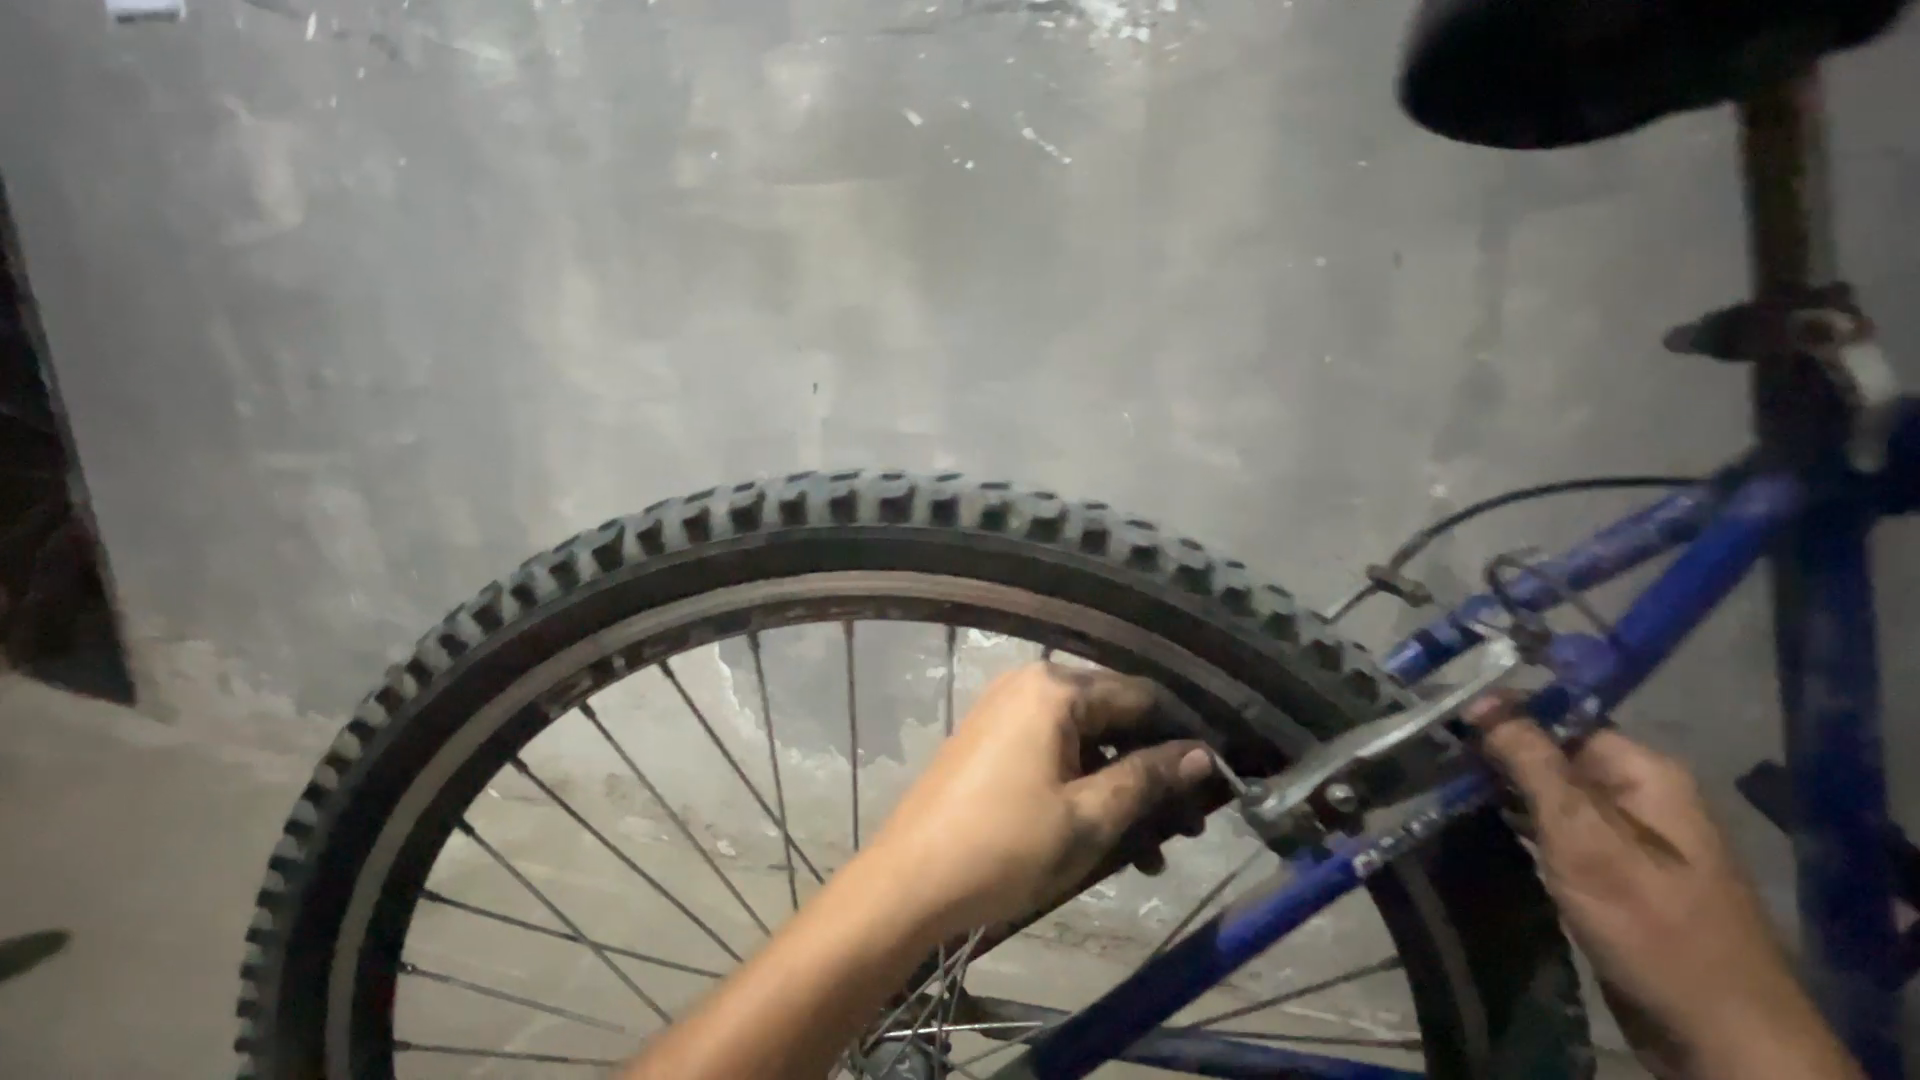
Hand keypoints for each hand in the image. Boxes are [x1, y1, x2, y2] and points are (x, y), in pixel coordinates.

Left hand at [863, 662, 1215, 937]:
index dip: (1183, 738)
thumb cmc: (1004, 846)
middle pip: (1114, 718)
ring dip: (1122, 789)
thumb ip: (1147, 778)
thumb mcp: (1088, 817)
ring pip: (1087, 741)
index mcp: (1055, 689)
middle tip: (1187, 829)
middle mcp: (1030, 685)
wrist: (909, 881)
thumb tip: (1201, 753)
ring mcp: (1006, 711)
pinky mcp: (992, 741)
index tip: (1217, 782)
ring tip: (1152, 851)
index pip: (1142, 697)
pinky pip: (1055, 753)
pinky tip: (1108, 838)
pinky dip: (1085, 787)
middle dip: (1154, 772)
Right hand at [1468, 697, 1860, 1079]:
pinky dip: (1519, 827)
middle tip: (1432, 758)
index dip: (1503, 718)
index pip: (1562, 721)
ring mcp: (1628, 840)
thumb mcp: (1583, 836)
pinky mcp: (1612, 877)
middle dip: (1496, 756)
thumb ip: (1533, 764)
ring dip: (1502, 793)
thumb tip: (1485, 700)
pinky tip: (1477, 828)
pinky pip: (1557, 835)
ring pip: (1551, 797)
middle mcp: (1641, 797)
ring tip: (1441, 787)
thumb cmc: (1648, 923)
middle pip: (1554, 757)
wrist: (1716, 1034)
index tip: (1443, 723)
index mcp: (1645, 773)